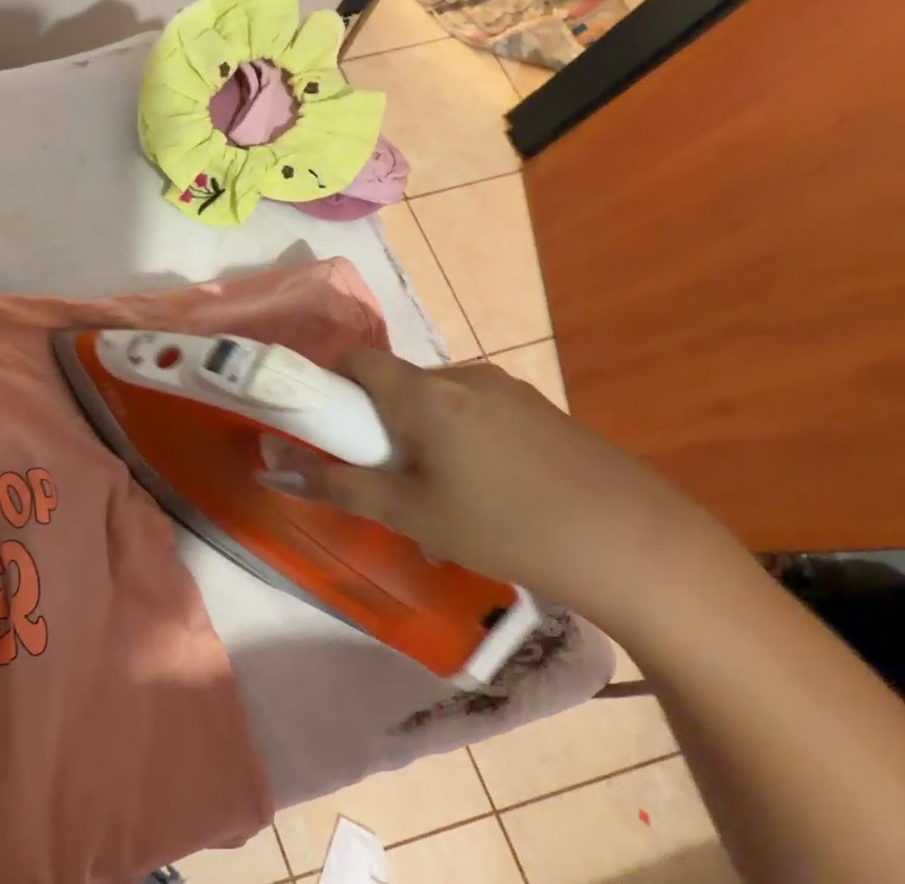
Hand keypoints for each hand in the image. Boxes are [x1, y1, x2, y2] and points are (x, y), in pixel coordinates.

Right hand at [278, 350, 734, 617]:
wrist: (635, 545)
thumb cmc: (502, 525)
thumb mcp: (407, 512)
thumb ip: (334, 485)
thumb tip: (269, 467)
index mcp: (422, 392)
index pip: (355, 359)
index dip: (328, 385)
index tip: (325, 431)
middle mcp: (463, 376)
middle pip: (395, 383)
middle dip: (374, 422)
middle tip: (380, 479)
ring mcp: (509, 391)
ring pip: (436, 401)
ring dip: (418, 434)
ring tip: (434, 495)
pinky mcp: (542, 412)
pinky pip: (475, 414)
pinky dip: (457, 441)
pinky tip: (482, 494)